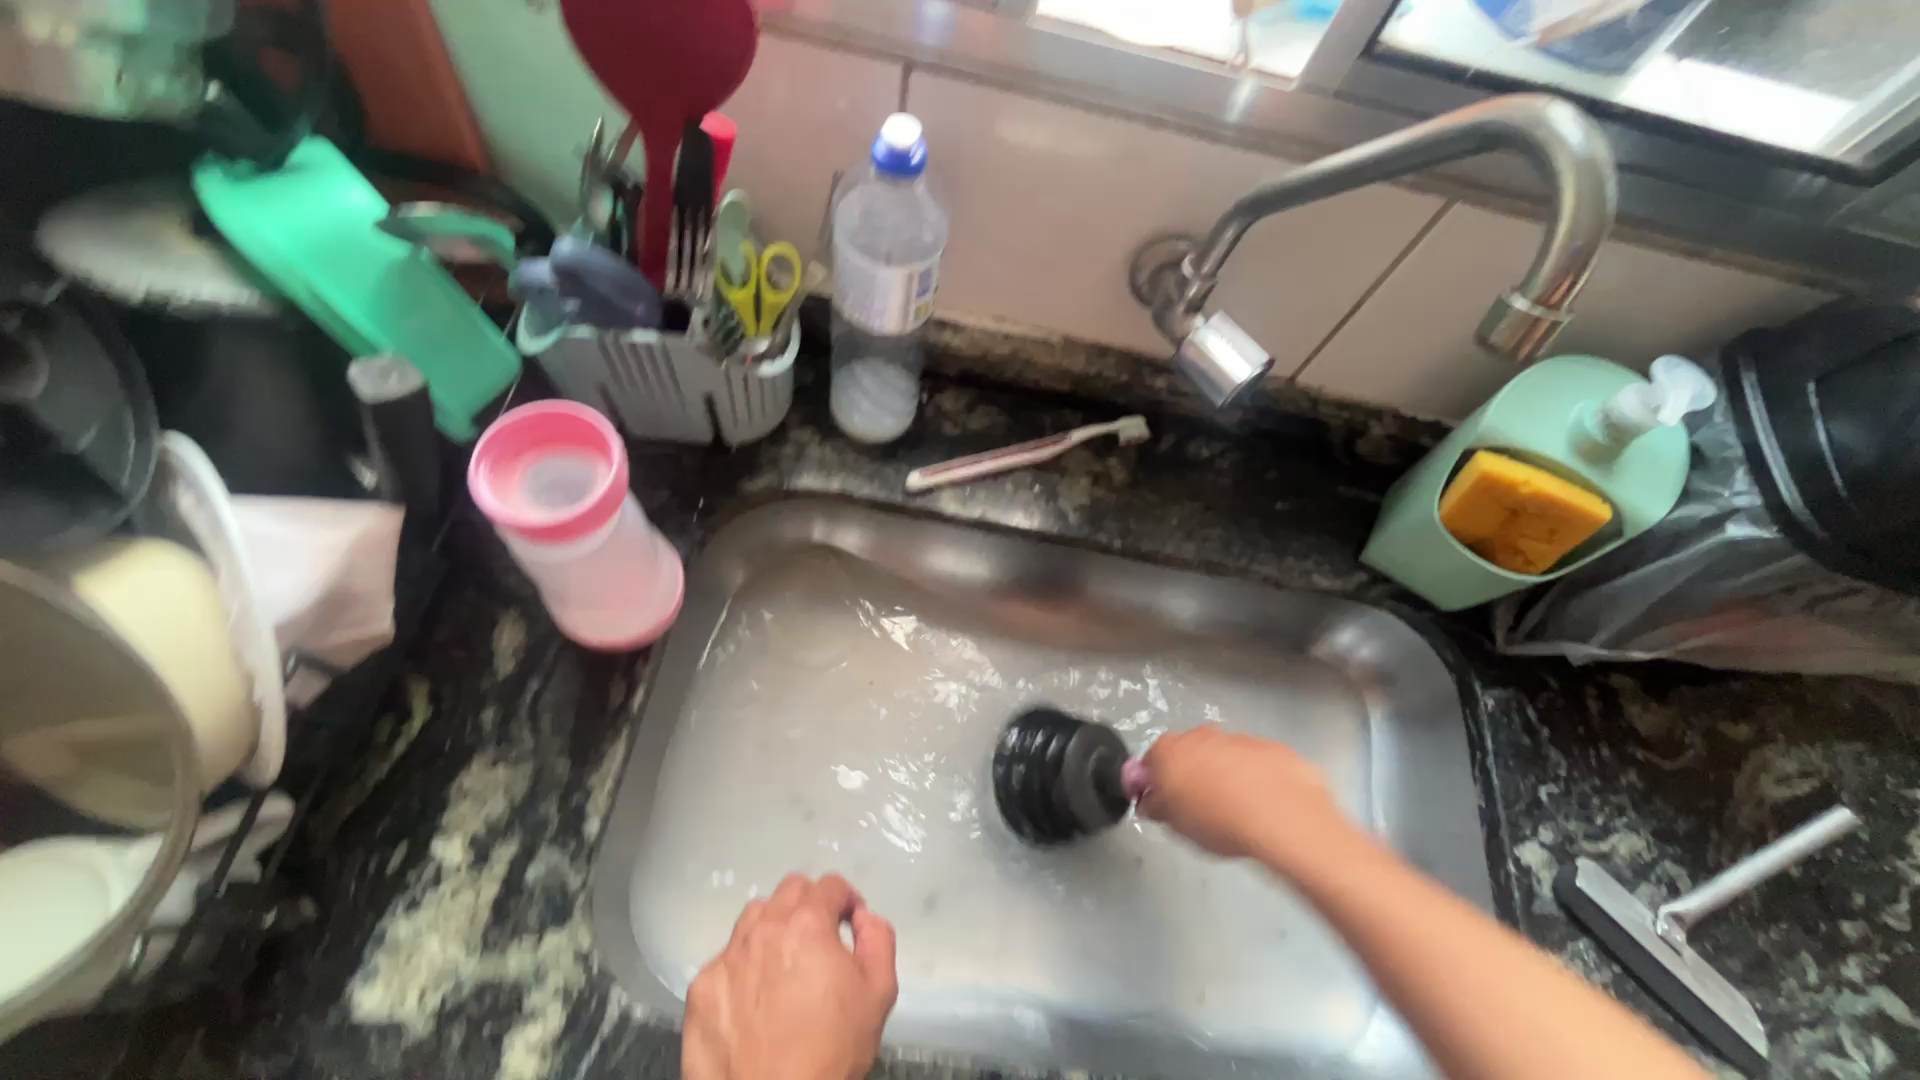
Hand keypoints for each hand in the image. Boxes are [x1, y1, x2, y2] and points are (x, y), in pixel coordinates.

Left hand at [682, 873, 898, 1079]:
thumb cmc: (831, 1050)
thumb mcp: (879, 994)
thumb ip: (878, 941)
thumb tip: (863, 917)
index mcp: (808, 924)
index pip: (830, 885)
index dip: (847, 900)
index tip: (851, 923)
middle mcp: (764, 929)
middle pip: (790, 890)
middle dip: (811, 904)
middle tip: (821, 940)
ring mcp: (727, 957)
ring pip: (754, 917)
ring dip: (774, 927)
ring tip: (784, 964)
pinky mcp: (702, 988)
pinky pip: (727, 958)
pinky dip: (744, 966)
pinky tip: (754, 998)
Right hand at [1138, 728, 1350, 864]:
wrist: (1282, 816)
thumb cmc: (1217, 820)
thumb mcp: (1175, 825)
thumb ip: (1156, 806)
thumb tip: (1152, 800)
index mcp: (1169, 750)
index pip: (1150, 761)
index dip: (1153, 783)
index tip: (1160, 804)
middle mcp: (1201, 735)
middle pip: (1189, 753)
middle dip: (1191, 774)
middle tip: (1199, 807)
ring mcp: (1240, 738)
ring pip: (1225, 756)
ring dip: (1226, 775)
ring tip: (1238, 810)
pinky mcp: (1274, 748)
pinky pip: (1258, 763)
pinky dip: (1258, 778)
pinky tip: (1267, 805)